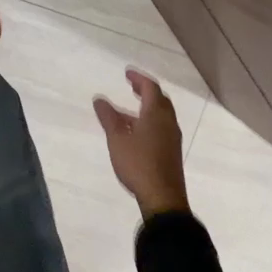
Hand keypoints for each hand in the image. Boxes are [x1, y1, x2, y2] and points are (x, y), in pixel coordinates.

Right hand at [94, 69, 190, 218]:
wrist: (163, 198)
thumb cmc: (138, 164)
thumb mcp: (117, 139)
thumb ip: (108, 117)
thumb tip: (99, 99)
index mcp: (156, 114)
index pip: (150, 88)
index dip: (138, 78)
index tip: (126, 73)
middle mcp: (168, 123)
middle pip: (160, 100)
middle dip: (145, 90)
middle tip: (131, 86)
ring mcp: (172, 139)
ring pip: (161, 115)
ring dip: (146, 108)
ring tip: (127, 111)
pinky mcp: (172, 152)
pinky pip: (161, 128)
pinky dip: (149, 121)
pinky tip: (136, 133)